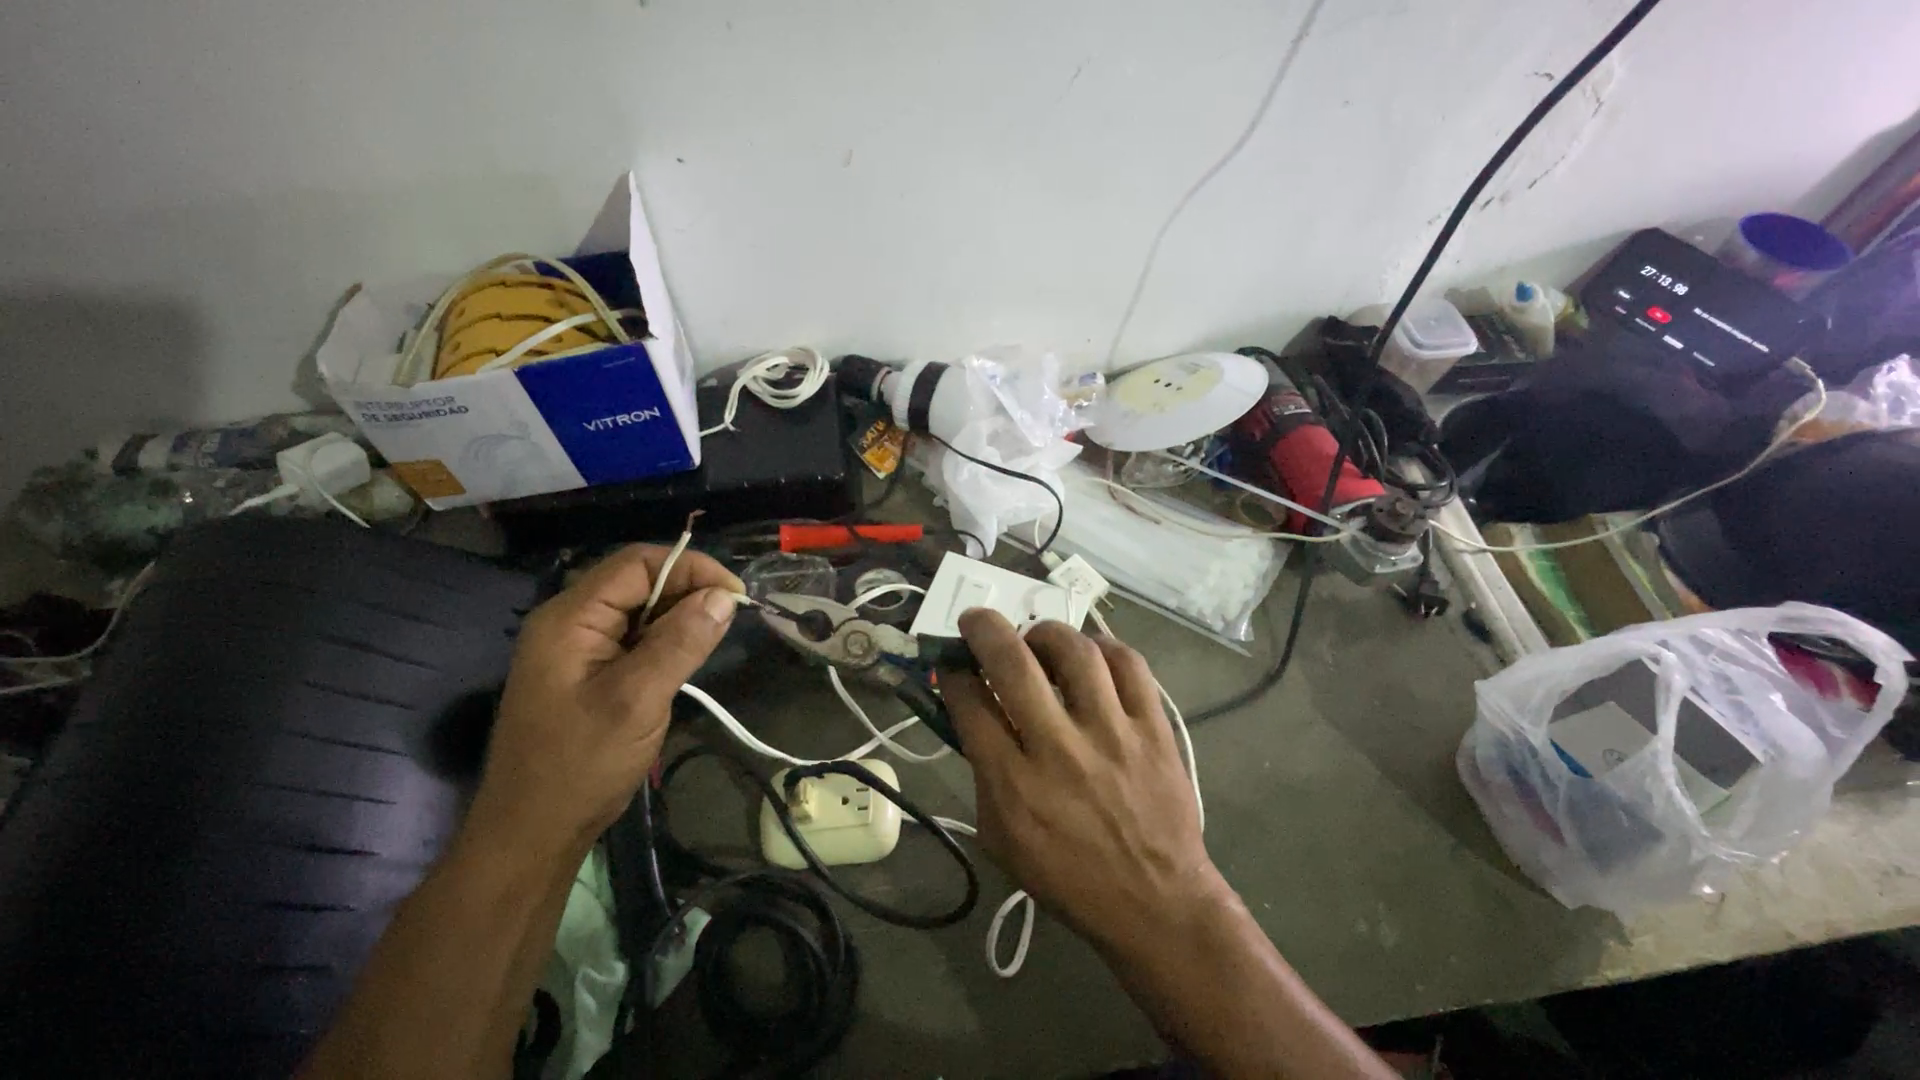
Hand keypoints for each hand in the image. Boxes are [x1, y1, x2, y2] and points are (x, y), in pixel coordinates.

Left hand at [464, 545, 743, 859]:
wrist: (532, 832)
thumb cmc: (580, 764)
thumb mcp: (638, 699)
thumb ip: (680, 642)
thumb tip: (723, 597)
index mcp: (570, 618)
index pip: (636, 563)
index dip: (690, 567)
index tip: (735, 593)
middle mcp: (569, 622)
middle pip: (636, 581)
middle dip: (688, 590)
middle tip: (731, 616)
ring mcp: (575, 649)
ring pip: (637, 610)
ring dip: (679, 616)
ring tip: (716, 635)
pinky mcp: (586, 673)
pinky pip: (631, 639)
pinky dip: (664, 640)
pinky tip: (687, 658)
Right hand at [944, 611, 1224, 954]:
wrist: (1156, 903)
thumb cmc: (1069, 879)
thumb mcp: (1001, 842)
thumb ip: (985, 779)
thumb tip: (977, 719)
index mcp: (1014, 784)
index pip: (970, 703)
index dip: (952, 672)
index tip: (951, 662)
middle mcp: (1059, 748)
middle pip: (1013, 663)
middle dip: (984, 630)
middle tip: (977, 621)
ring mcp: (1113, 733)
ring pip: (1075, 651)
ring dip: (1046, 633)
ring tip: (1038, 638)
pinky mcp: (1155, 728)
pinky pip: (1130, 665)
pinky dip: (1105, 648)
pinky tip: (1091, 654)